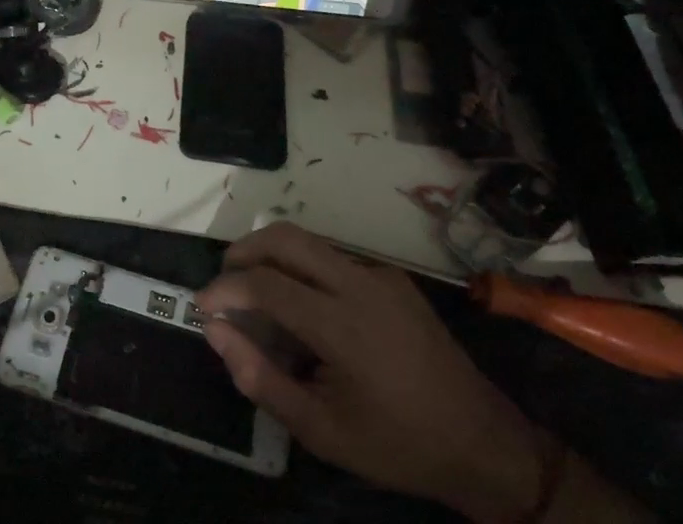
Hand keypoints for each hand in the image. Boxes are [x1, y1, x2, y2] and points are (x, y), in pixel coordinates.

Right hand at [196, 223, 547, 522]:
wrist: (481, 443)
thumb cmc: (395, 444)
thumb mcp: (319, 430)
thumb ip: (260, 378)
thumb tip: (216, 330)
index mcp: (344, 325)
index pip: (267, 283)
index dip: (225, 289)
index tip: (201, 307)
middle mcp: (363, 285)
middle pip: (286, 238)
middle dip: (244, 252)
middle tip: (223, 283)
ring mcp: (383, 277)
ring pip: (310, 243)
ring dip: (272, 258)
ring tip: (255, 298)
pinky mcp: (395, 281)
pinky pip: (335, 260)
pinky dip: (303, 271)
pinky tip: (302, 311)